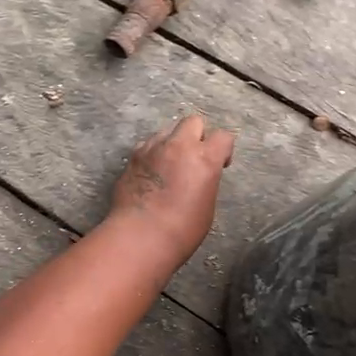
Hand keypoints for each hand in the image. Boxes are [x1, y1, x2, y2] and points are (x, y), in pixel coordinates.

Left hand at [106, 114, 234, 261]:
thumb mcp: (207, 202)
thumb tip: (197, 173)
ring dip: (172, 143)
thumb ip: (205, 177)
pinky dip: (153, 153)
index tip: (220, 165)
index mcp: (203, 158)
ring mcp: (151, 148)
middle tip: (194, 158)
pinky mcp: (132, 156)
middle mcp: (177, 145)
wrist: (140, 234)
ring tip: (170, 166)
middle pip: (192, 121)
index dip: (224, 149)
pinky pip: (147, 145)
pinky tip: (151, 173)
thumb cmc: (182, 228)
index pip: (223, 136)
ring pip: (166, 131)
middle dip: (198, 135)